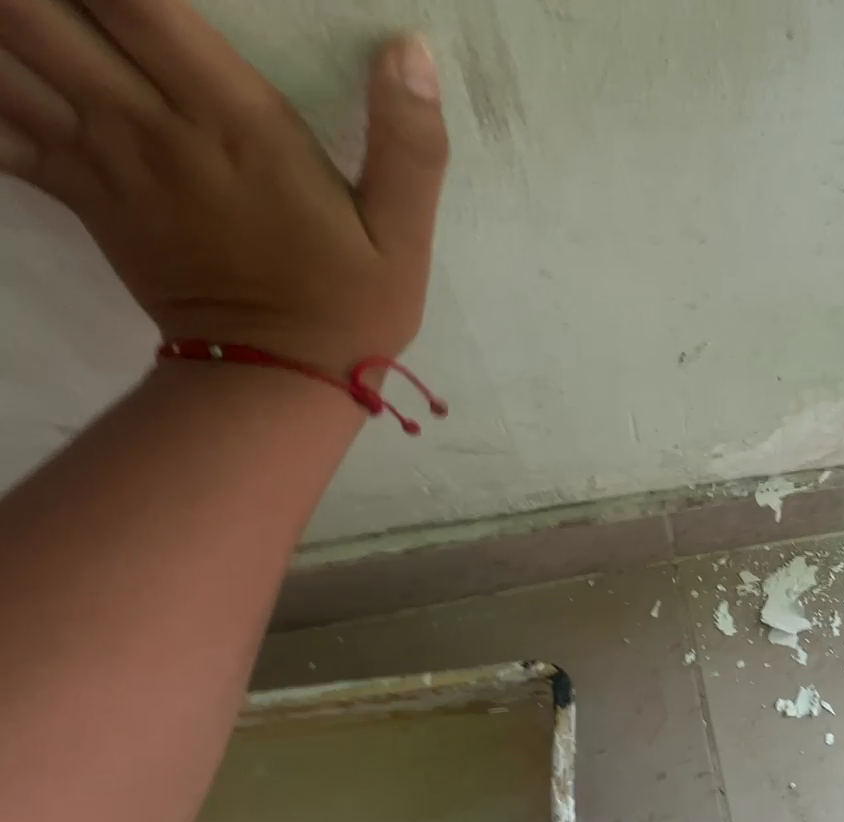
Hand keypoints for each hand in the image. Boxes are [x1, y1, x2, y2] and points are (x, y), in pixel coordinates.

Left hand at [0, 0, 448, 373]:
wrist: (280, 371)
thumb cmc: (352, 299)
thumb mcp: (404, 232)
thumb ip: (409, 143)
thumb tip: (412, 51)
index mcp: (235, 122)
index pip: (138, 1)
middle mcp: (149, 123)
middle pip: (37, 9)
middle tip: (73, 5)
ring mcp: (98, 156)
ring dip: (2, 22)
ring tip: (26, 21)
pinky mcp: (73, 189)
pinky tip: (3, 71)